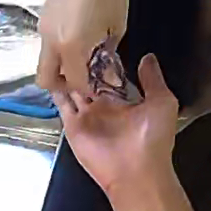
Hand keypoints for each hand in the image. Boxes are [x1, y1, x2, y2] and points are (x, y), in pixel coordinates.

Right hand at [37, 0, 128, 94]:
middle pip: (46, 80)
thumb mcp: (116, 26)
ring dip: (63, 67)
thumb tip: (106, 73)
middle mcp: (51, 42)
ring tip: (86, 58)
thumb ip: (107, 55)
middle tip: (85, 80)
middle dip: (64, 86)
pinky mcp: (43, 19)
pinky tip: (81, 37)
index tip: (103, 86)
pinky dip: (61, 51)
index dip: (90, 89)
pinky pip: (48, 45)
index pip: (76, 83)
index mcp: (71, 47)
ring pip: (46, 62)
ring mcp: (43, 30)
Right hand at [53, 53, 177, 200]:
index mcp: (124, 100)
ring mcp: (86, 115)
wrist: (135, 172)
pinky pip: (61, 104)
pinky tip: (48, 75)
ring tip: (56, 52)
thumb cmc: (153, 138)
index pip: (109, 75)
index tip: (94, 39)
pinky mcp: (72, 124)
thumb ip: (153, 80)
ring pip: (72, 89)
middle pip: (87, 80)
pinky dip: (54, 91)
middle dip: (80, 65)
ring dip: (65, 75)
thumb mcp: (162, 103)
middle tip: (72, 41)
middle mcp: (103, 105)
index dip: (102, 60)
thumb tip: (148, 57)